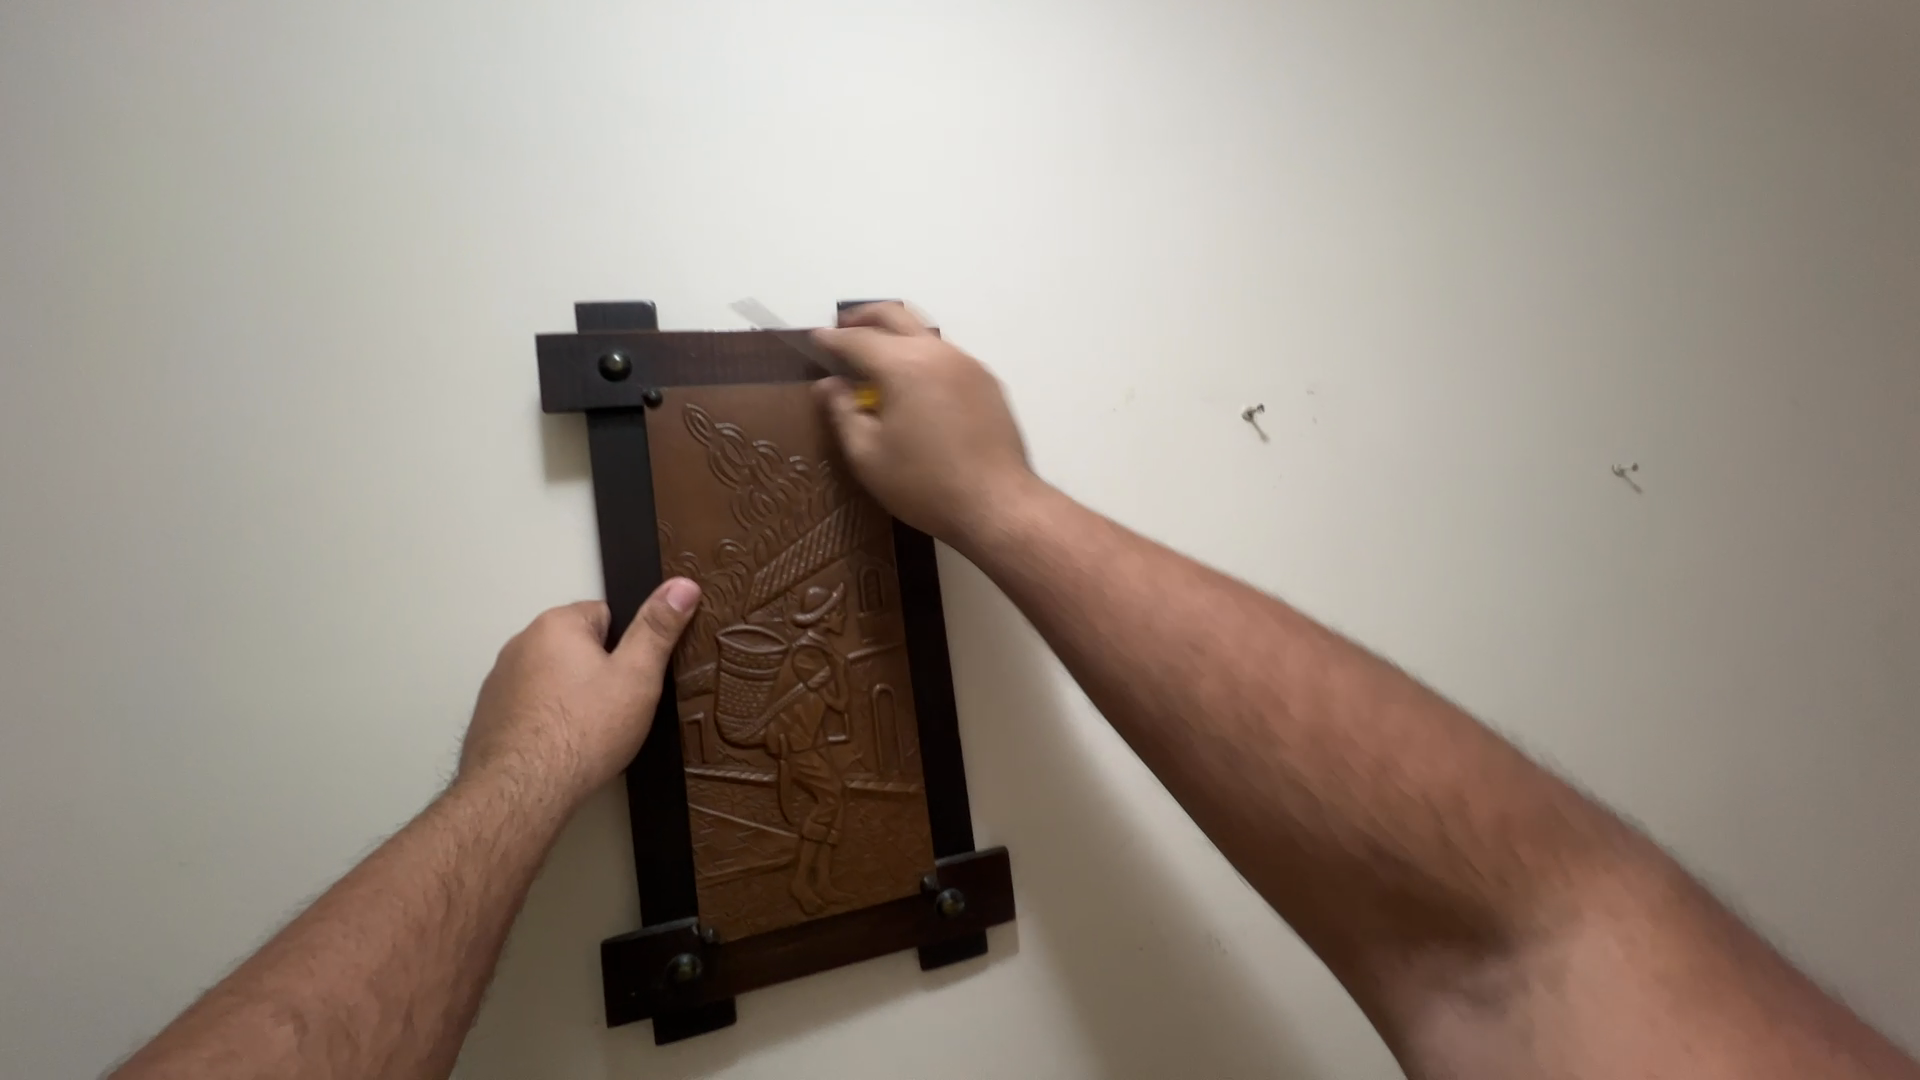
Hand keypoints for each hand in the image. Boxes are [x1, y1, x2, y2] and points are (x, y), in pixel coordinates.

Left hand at [458, 578, 700, 806]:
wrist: (521, 793)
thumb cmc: (583, 731)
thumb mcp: (639, 675)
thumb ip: (658, 627)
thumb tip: (682, 585)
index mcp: (556, 625)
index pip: (608, 615)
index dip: (628, 648)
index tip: (633, 679)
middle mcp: (520, 644)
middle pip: (579, 646)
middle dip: (600, 672)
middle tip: (617, 708)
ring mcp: (499, 682)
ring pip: (555, 678)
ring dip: (573, 696)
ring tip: (591, 732)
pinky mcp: (489, 717)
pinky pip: (533, 706)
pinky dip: (550, 720)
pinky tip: (563, 747)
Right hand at [811, 303, 1035, 545]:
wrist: (997, 506)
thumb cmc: (925, 485)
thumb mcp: (868, 456)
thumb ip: (842, 413)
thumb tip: (829, 385)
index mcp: (905, 365)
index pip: (858, 339)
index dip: (831, 339)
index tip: (815, 339)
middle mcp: (939, 353)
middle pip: (895, 316)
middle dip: (863, 318)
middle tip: (842, 331)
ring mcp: (969, 365)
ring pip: (925, 334)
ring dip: (896, 336)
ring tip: (876, 357)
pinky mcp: (988, 384)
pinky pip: (947, 356)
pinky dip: (922, 356)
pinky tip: (914, 384)